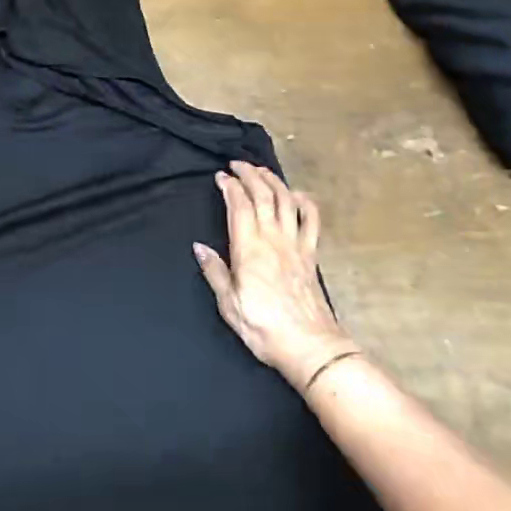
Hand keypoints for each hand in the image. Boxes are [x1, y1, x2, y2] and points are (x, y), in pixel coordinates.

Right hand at [195, 161, 358, 391]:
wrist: (308, 345)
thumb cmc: (264, 329)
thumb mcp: (229, 305)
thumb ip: (215, 272)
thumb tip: (199, 247)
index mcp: (250, 249)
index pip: (239, 206)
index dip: (230, 187)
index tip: (221, 176)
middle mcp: (273, 238)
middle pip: (263, 194)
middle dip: (250, 174)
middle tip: (237, 164)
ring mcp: (296, 243)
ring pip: (286, 200)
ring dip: (273, 180)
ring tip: (262, 170)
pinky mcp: (311, 254)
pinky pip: (312, 220)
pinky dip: (305, 202)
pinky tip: (298, 195)